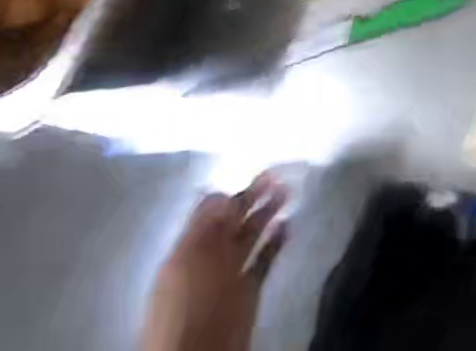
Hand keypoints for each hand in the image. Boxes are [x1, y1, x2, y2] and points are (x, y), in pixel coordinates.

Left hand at [142, 172, 288, 350]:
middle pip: (233, 220)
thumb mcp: (190, 261)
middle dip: (253, 195)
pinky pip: (264, 260)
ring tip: (288, 191)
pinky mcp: (248, 291)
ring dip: (268, 213)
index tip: (250, 168)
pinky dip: (276, 242)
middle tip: (277, 173)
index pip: (208, 211)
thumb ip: (207, 227)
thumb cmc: (186, 306)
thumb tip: (225, 192)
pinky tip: (288, 225)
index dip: (229, 190)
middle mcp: (208, 257)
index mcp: (188, 249)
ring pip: (250, 236)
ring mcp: (229, 275)